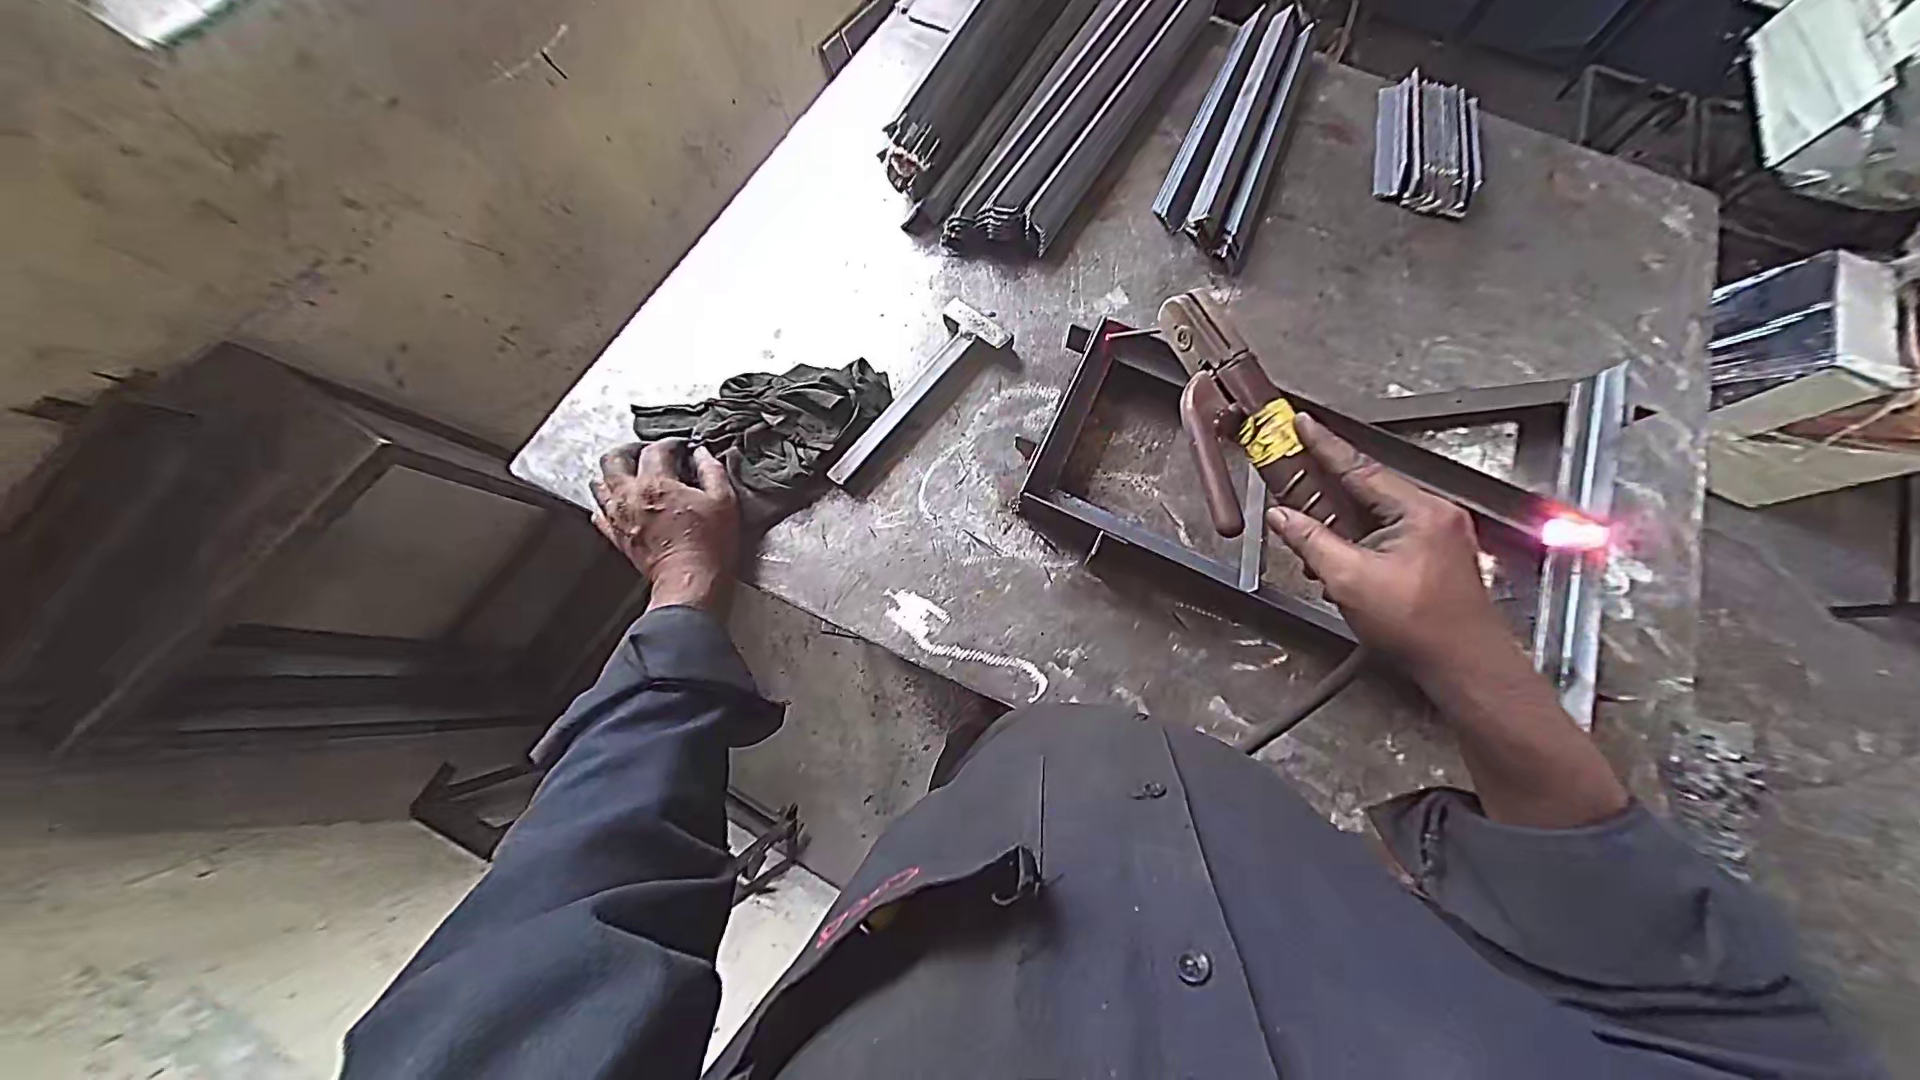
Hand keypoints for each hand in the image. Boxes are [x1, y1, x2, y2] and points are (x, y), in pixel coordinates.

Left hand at [591, 439, 740, 613]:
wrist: (690, 580)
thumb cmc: (709, 544)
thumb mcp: (724, 501)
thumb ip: (712, 471)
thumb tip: (702, 454)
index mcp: (657, 483)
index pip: (656, 449)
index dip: (671, 444)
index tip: (682, 448)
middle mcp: (630, 496)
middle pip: (613, 458)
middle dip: (631, 450)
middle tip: (647, 453)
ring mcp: (618, 517)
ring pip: (598, 483)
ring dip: (614, 474)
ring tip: (631, 474)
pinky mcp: (616, 536)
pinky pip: (598, 512)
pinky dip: (606, 502)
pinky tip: (622, 503)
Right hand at [1269, 415, 1627, 826]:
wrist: (1463, 665)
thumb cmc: (1418, 625)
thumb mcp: (1348, 579)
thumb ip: (1310, 540)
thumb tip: (1281, 516)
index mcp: (1420, 511)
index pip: (1360, 467)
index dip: (1324, 444)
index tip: (1302, 423)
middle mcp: (1432, 515)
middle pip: (1365, 486)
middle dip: (1324, 479)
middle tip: (1292, 461)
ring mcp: (1433, 534)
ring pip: (1371, 511)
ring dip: (1335, 514)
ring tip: (1303, 516)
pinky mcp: (1427, 554)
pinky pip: (1380, 530)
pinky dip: (1351, 535)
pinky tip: (1330, 551)